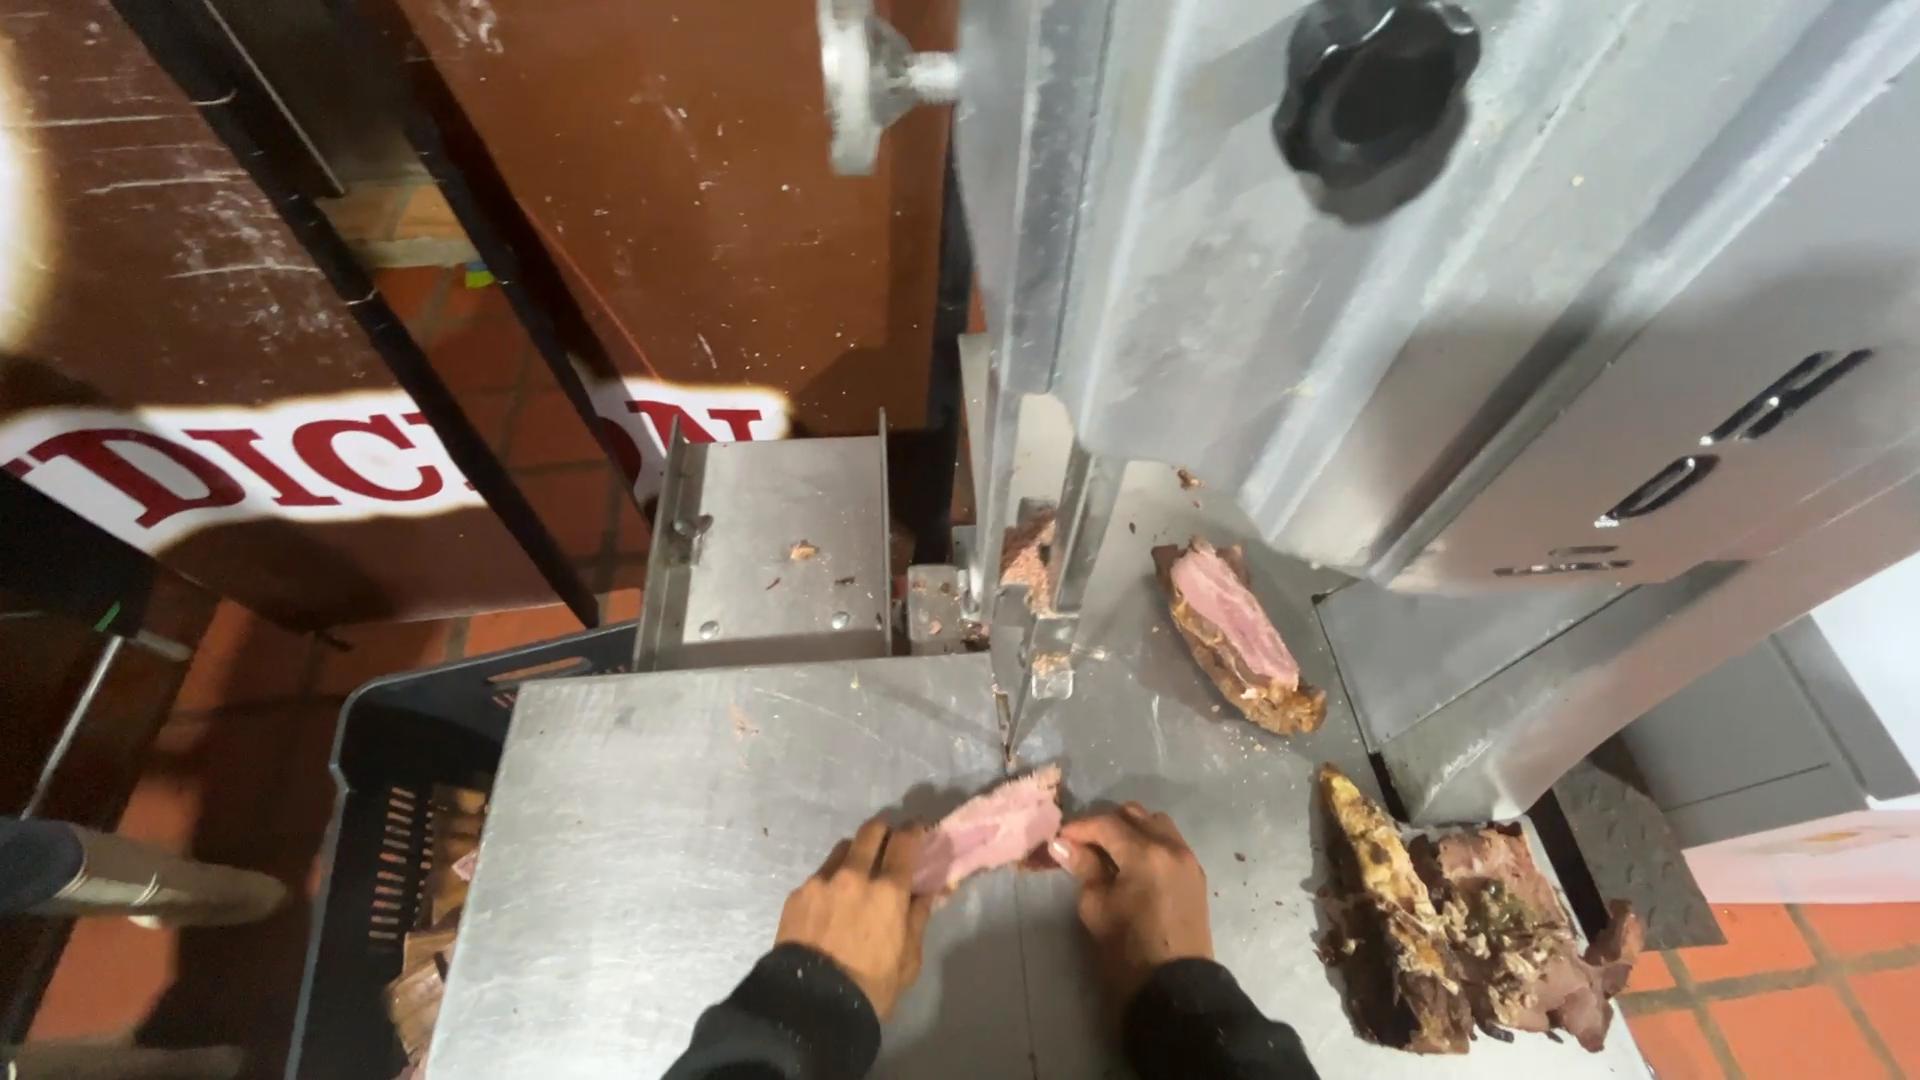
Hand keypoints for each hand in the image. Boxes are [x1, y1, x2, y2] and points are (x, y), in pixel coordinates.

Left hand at [776, 818, 933, 1019]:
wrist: (811, 1008)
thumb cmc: (870, 988)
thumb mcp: (909, 960)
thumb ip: (918, 919)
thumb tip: (926, 893)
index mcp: (888, 890)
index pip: (904, 840)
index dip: (913, 830)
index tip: (917, 831)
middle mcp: (855, 875)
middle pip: (871, 830)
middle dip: (884, 831)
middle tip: (887, 844)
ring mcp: (822, 880)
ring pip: (843, 848)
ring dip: (855, 853)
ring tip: (856, 872)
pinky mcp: (798, 893)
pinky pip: (820, 874)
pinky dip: (831, 880)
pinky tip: (830, 903)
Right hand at [1048, 802, 1212, 1002]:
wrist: (1176, 991)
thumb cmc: (1129, 951)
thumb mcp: (1096, 908)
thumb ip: (1083, 868)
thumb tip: (1062, 843)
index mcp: (1145, 854)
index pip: (1106, 824)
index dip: (1080, 827)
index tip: (1060, 838)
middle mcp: (1171, 847)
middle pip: (1133, 815)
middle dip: (1106, 824)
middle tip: (1084, 844)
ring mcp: (1188, 859)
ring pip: (1155, 823)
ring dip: (1131, 829)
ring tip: (1112, 852)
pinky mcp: (1196, 874)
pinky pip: (1170, 841)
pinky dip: (1150, 842)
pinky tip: (1134, 864)